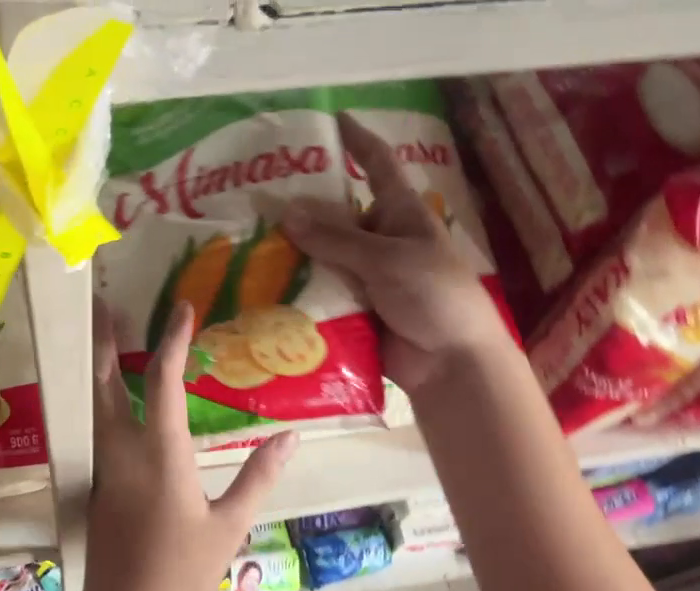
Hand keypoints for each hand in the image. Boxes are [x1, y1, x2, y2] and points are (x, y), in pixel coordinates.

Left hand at [80, 296, 297, 590]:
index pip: (163, 384)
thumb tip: (290, 439)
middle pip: (105, 386)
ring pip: (96, 410)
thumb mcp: (229, 527)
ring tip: (108, 344)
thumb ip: (258, 479)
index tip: (182, 308)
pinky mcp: (96, 492)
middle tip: (102, 304)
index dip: (173, 342)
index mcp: (160, 457)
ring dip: (101, 373)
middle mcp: (122, 455)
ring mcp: (103, 473)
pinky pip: (99, 436)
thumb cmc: (180, 575)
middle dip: (104, 342)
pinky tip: (120, 411)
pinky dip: (107, 409)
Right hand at [281, 113, 519, 395]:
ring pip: (325, 261)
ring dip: (295, 259)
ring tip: (249, 250)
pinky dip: (300, 296)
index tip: (333, 120)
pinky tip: (265, 294)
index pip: (378, 165)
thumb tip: (286, 214)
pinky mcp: (356, 312)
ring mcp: (368, 279)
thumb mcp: (386, 259)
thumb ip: (337, 239)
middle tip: (258, 203)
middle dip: (303, 212)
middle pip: (337, 218)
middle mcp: (382, 241)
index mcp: (400, 214)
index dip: (358, 141)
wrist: (449, 360)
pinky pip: (323, 298)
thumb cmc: (433, 295)